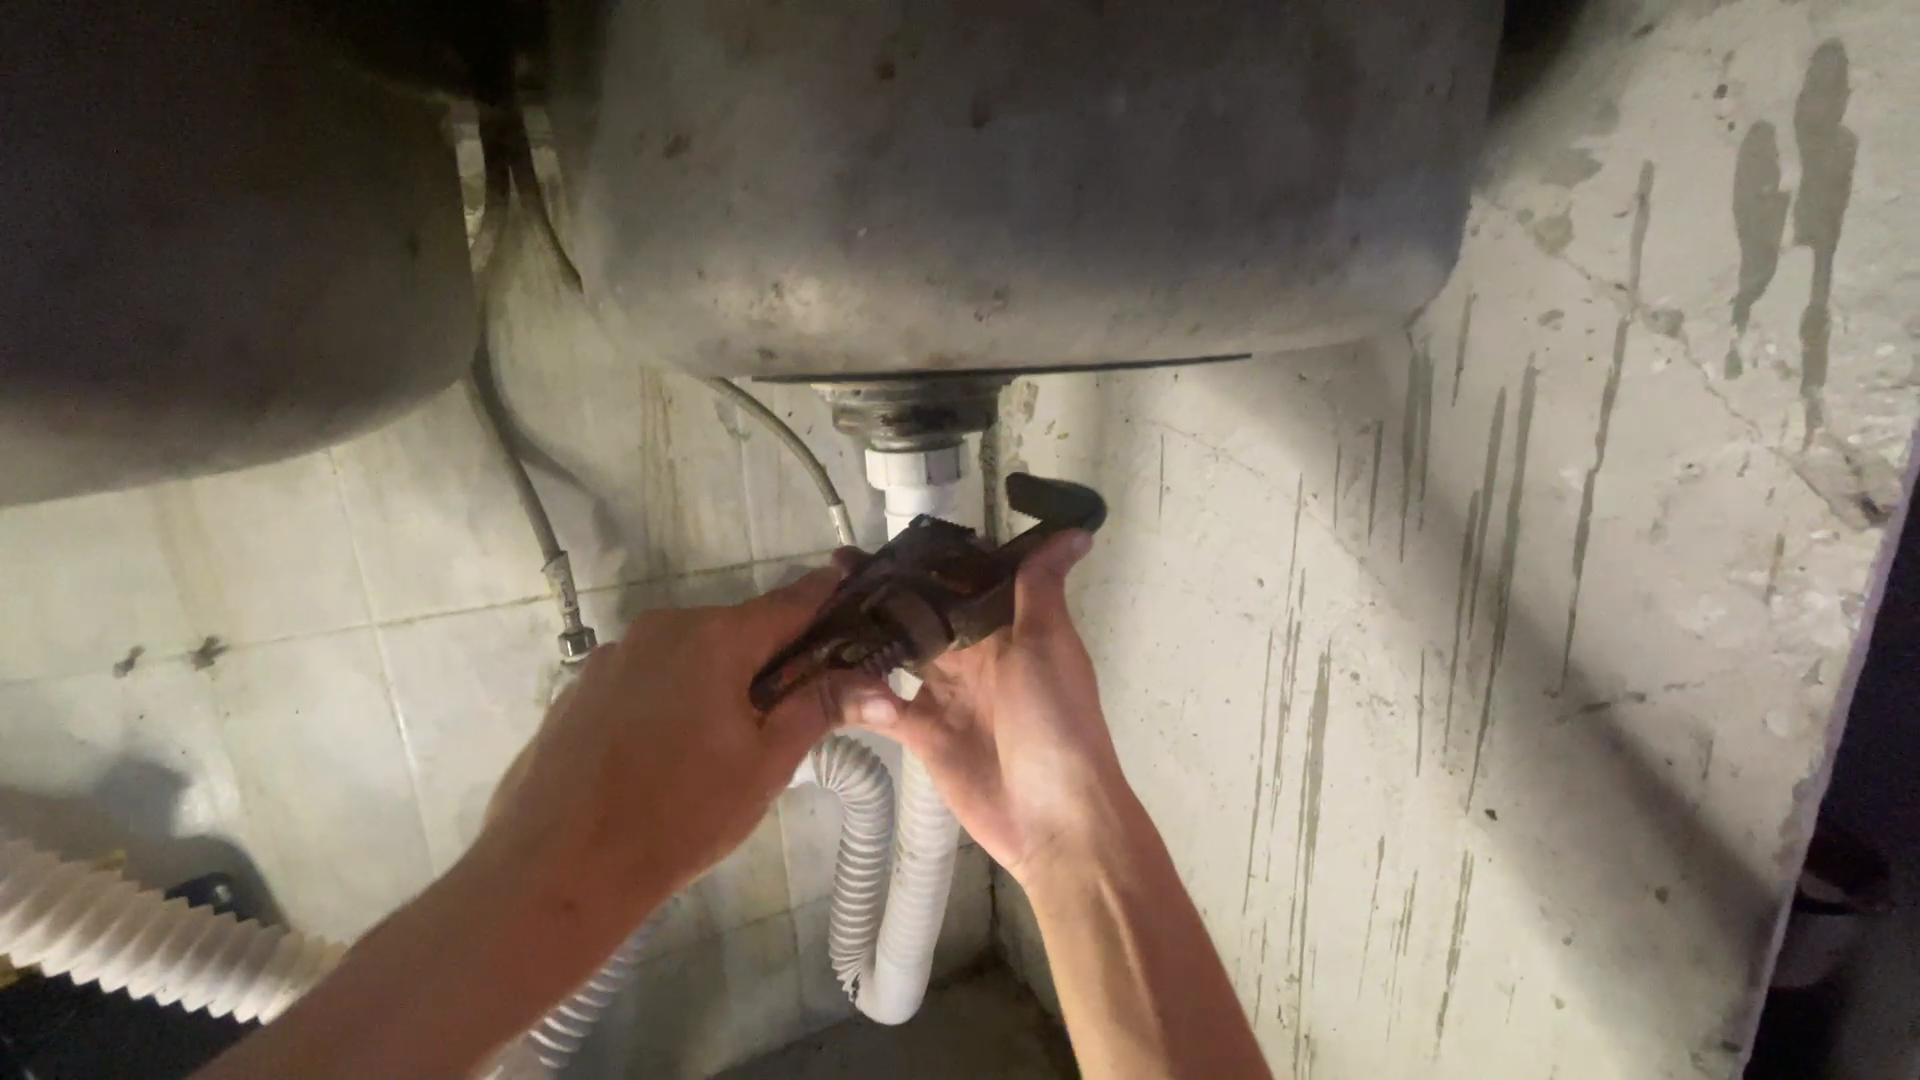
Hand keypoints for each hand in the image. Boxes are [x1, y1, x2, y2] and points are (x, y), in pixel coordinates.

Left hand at [472, 554, 866, 940]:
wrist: (553, 873)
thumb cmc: (679, 816)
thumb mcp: (766, 764)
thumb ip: (820, 709)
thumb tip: (884, 690)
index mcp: (715, 637)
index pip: (791, 601)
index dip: (828, 596)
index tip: (855, 594)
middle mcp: (663, 628)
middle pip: (740, 630)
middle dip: (770, 660)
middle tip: (787, 714)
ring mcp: (614, 655)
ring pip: (692, 653)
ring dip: (719, 680)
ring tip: (720, 745)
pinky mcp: (581, 686)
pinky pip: (649, 676)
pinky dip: (673, 696)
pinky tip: (664, 753)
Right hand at [849, 530, 1132, 885]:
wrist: (1055, 818)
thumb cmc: (1056, 720)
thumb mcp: (1048, 644)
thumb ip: (1039, 588)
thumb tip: (1075, 528)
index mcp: (1007, 627)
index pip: (963, 582)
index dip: (929, 560)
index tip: (886, 537)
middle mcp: (975, 655)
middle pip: (924, 614)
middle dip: (886, 592)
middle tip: (834, 569)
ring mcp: (947, 695)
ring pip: (900, 653)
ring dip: (867, 635)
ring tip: (821, 609)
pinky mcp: (924, 734)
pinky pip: (886, 706)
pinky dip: (863, 694)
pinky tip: (830, 675)